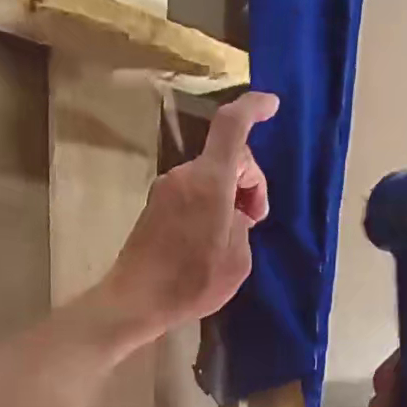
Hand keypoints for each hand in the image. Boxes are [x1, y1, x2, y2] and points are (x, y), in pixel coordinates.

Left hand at [101, 92, 278, 338]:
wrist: (134, 301)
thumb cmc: (190, 283)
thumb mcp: (237, 261)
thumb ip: (242, 226)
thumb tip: (234, 215)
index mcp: (209, 182)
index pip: (233, 126)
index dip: (254, 108)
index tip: (272, 105)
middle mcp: (184, 176)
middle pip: (226, 156)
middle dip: (250, 180)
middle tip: (256, 218)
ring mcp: (165, 190)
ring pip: (210, 176)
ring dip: (229, 195)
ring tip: (234, 235)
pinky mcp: (155, 207)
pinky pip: (193, 192)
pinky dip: (210, 203)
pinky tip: (212, 238)